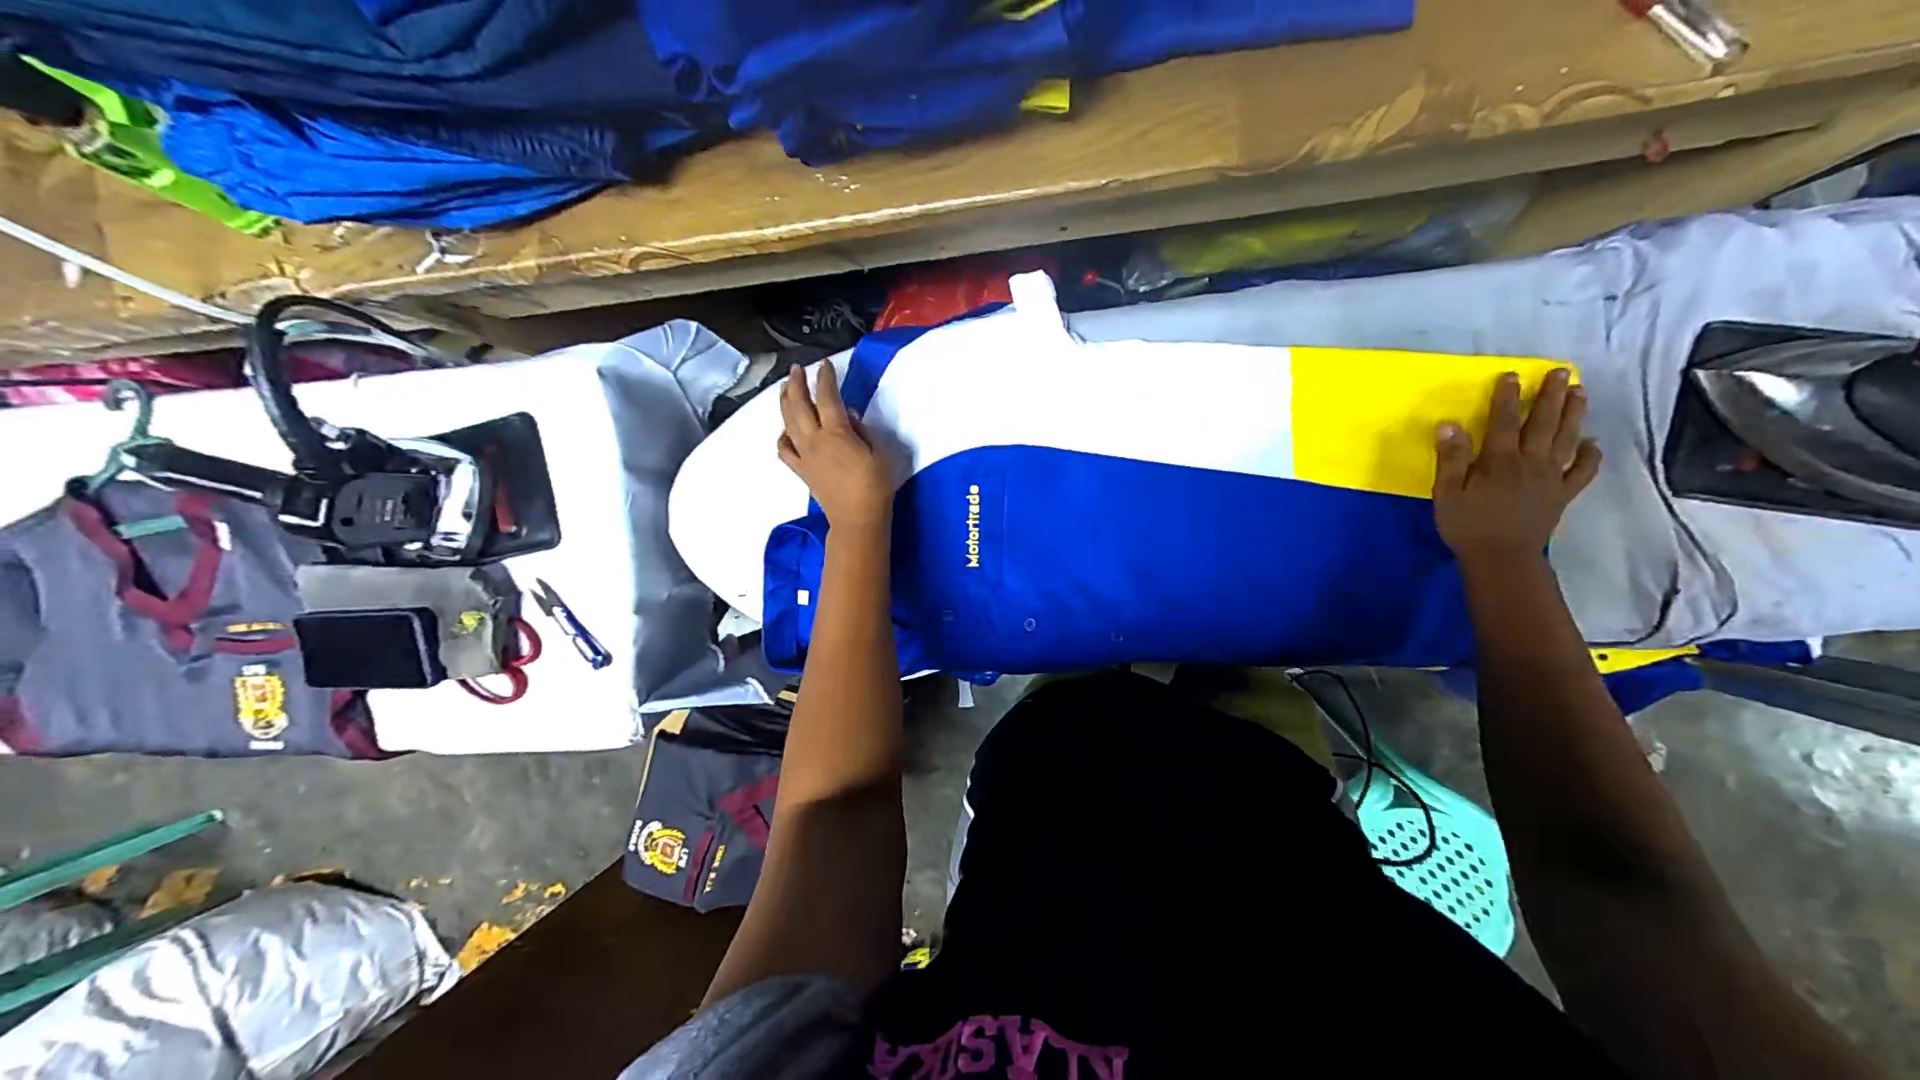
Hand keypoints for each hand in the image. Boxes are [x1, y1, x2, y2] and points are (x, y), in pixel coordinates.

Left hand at [778, 362, 894, 529]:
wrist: (858, 518)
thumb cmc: (875, 485)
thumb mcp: (878, 451)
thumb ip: (860, 430)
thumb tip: (847, 416)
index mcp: (836, 432)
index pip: (827, 396)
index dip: (825, 378)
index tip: (825, 365)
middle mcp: (815, 439)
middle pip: (799, 404)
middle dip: (796, 383)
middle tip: (796, 369)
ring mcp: (804, 455)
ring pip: (787, 422)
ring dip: (785, 402)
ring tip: (785, 389)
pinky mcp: (801, 470)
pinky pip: (784, 449)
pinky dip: (783, 435)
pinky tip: (786, 430)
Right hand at [1433, 368, 1601, 563]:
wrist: (1502, 558)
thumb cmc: (1467, 525)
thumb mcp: (1446, 493)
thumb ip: (1450, 459)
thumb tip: (1449, 425)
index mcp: (1499, 461)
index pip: (1504, 421)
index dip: (1507, 397)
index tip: (1511, 376)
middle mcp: (1531, 462)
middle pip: (1543, 423)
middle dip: (1551, 395)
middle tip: (1560, 372)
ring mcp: (1552, 477)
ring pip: (1567, 438)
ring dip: (1575, 413)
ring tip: (1579, 391)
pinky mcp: (1563, 493)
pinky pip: (1583, 470)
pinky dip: (1591, 454)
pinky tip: (1593, 442)